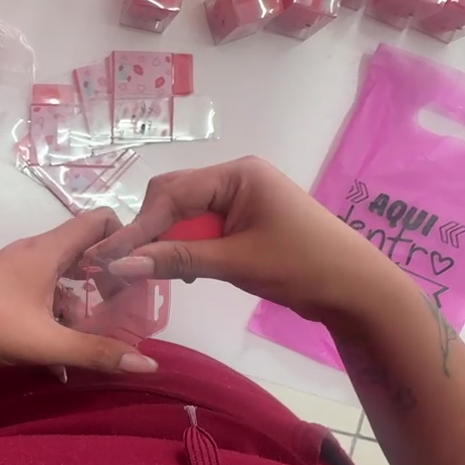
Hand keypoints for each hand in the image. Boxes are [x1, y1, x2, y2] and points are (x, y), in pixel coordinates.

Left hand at [0, 209, 159, 373]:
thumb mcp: (47, 343)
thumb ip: (97, 353)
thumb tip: (148, 363)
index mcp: (48, 250)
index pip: (98, 220)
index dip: (125, 238)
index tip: (139, 271)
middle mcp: (34, 252)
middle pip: (84, 252)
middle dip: (107, 279)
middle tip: (125, 308)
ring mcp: (16, 270)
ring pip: (62, 279)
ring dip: (80, 307)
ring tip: (95, 339)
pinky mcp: (4, 289)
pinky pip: (42, 296)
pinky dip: (55, 319)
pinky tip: (59, 359)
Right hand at [86, 156, 400, 325]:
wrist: (357, 290)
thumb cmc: (303, 267)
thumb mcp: (235, 263)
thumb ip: (176, 259)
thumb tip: (120, 265)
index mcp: (237, 174)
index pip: (170, 193)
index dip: (138, 227)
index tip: (107, 257)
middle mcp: (234, 178)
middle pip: (171, 197)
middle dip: (148, 231)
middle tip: (126, 266)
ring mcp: (239, 199)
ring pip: (182, 215)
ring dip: (166, 242)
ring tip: (150, 272)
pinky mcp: (242, 221)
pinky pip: (199, 228)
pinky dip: (185, 248)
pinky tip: (183, 272)